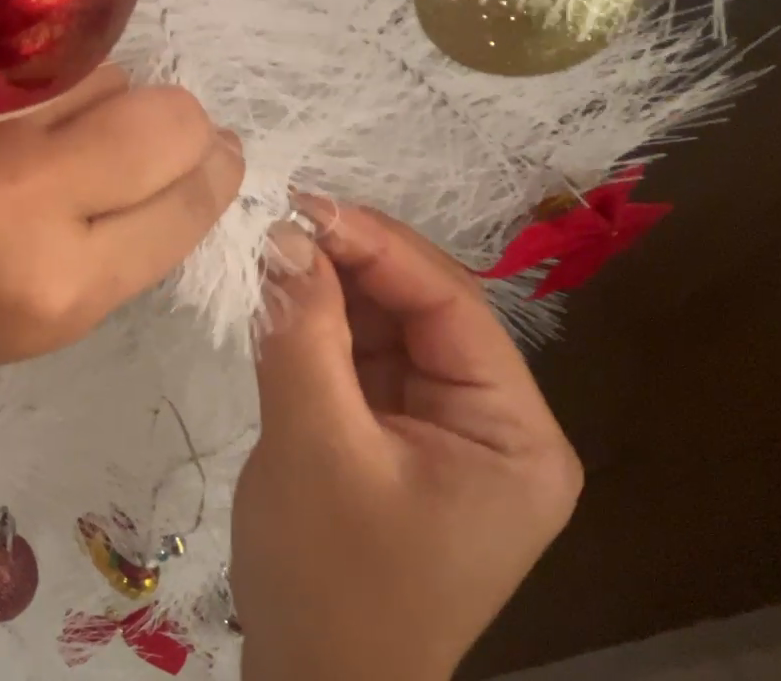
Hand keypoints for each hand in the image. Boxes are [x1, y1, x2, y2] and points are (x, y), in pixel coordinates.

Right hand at [231, 203, 582, 680]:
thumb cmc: (329, 575)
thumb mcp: (313, 444)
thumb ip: (300, 333)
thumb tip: (282, 237)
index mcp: (513, 433)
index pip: (451, 307)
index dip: (378, 246)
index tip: (302, 205)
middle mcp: (490, 424)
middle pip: (419, 314)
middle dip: (349, 266)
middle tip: (275, 224)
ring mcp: (438, 433)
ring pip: (383, 334)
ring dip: (327, 294)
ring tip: (267, 256)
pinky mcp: (390, 440)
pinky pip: (356, 366)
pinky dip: (315, 333)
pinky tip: (276, 304)